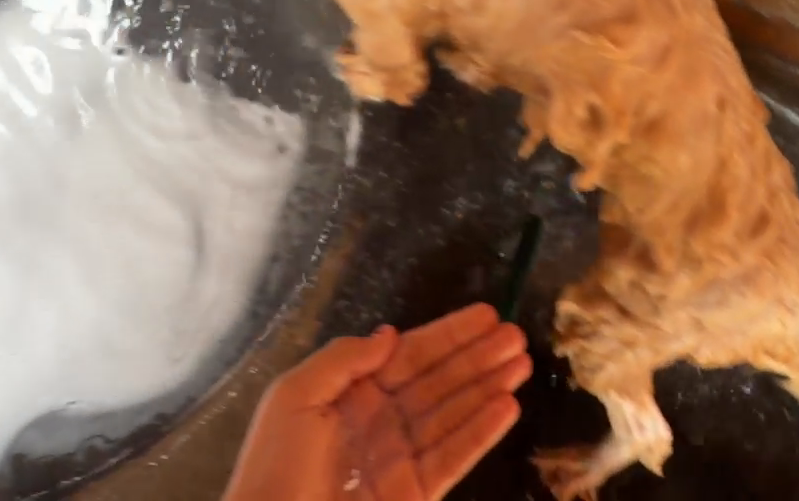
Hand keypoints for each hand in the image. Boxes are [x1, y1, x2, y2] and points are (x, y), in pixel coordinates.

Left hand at [221, 304, 531, 500]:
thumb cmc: (275, 465)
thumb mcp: (294, 396)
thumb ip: (343, 359)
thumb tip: (389, 334)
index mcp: (351, 393)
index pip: (410, 355)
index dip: (448, 335)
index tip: (486, 315)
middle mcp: (381, 421)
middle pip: (438, 381)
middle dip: (477, 357)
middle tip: (517, 336)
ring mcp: (399, 460)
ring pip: (452, 415)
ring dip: (488, 388)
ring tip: (522, 365)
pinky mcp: (414, 496)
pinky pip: (452, 458)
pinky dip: (480, 433)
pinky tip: (507, 408)